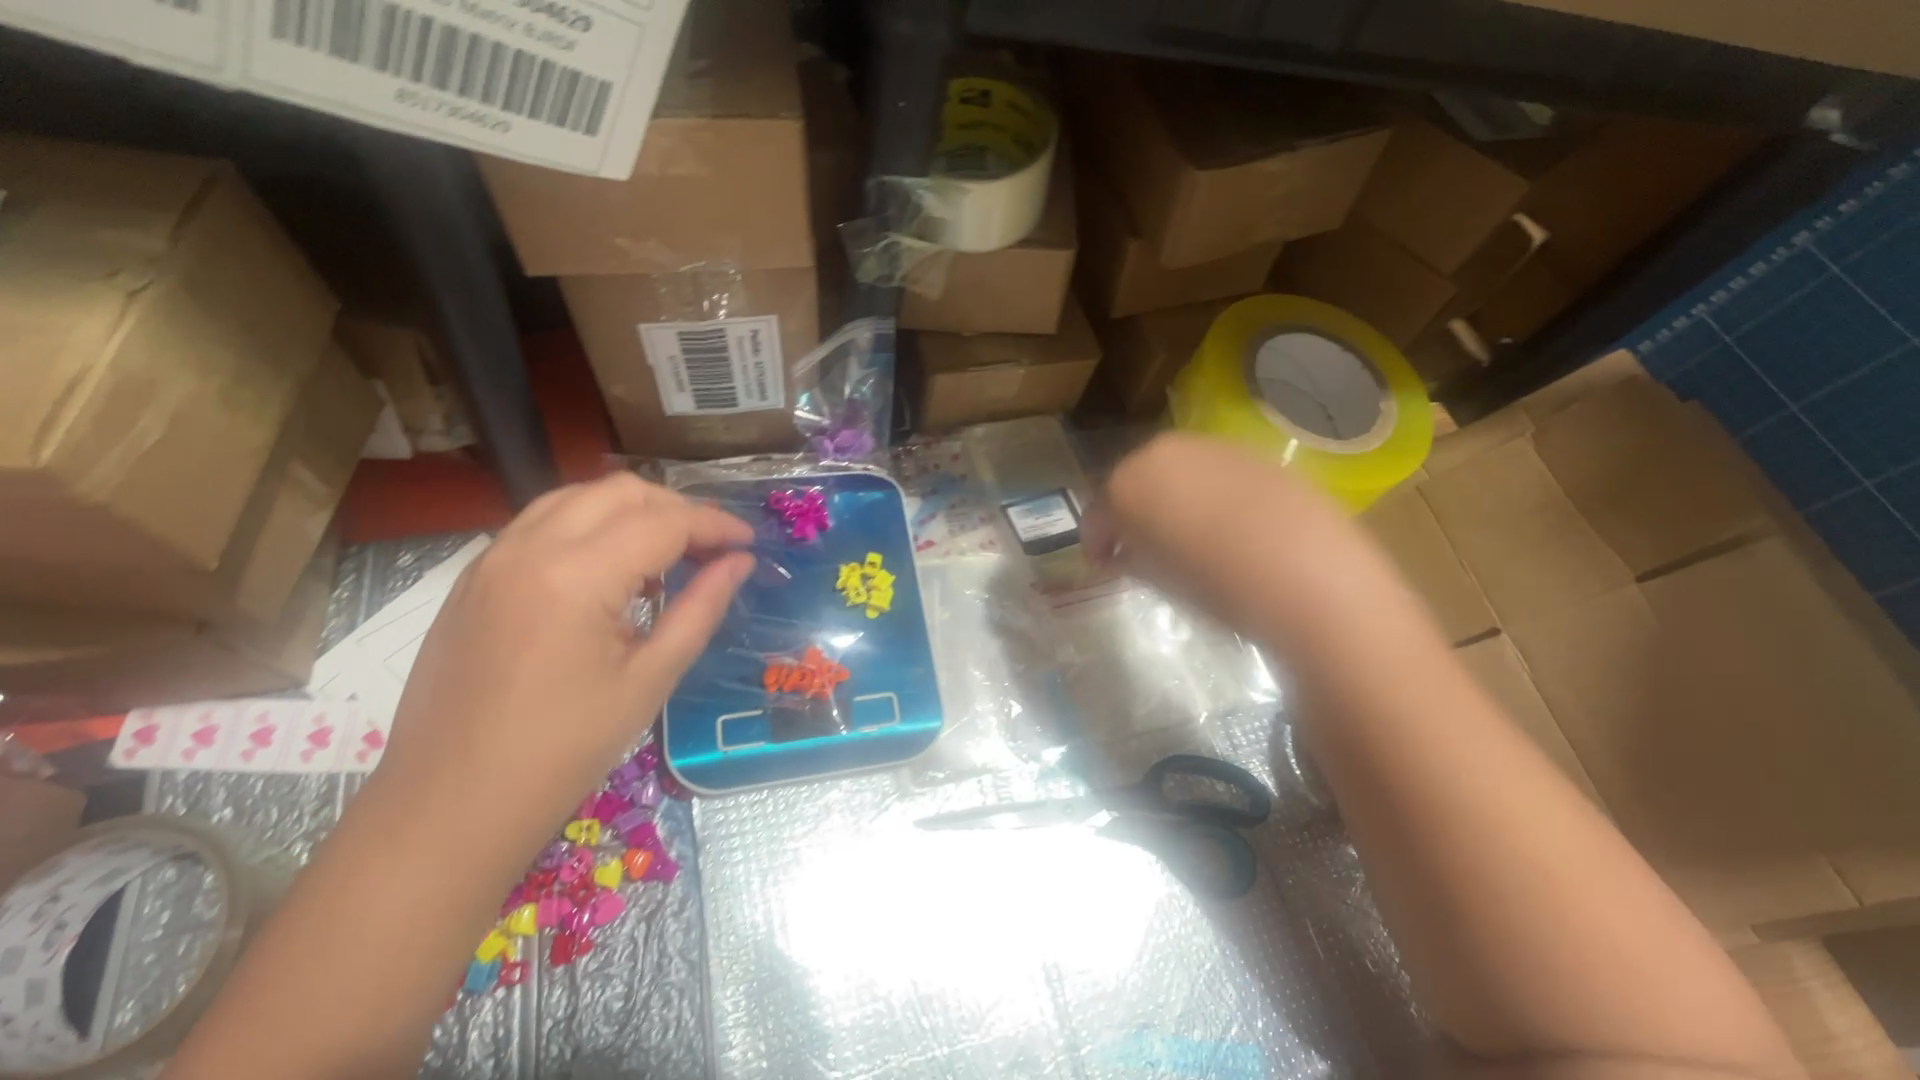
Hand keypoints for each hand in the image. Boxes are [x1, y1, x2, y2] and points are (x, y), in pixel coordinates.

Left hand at [381, 473, 753, 823]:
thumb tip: (739, 563)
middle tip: (711, 549)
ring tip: (664, 557)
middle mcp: (529, 547)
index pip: (664, 522)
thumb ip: (699, 610)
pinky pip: (541, 524)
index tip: (750, 544)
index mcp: (575, 576)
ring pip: (577, 497)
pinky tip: (608, 574)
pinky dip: (588, 528)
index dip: (715, 525)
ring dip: (630, 511)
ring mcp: (492, 557)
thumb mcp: (648, 682)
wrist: (450, 802)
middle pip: (621, 492)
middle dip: (676, 509)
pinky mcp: (474, 576)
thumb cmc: (562, 752)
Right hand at [1092, 433, 1404, 649]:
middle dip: (1133, 511)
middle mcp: (1165, 452)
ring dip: (1173, 499)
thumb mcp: (1159, 579)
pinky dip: (1212, 495)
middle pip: (1136, 480)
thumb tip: (1125, 552)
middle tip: (1141, 548)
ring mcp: (1213, 448)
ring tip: (1188, 537)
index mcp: (1128, 482)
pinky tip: (1229, 527)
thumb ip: (1132, 557)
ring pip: (1178, 472)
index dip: (1097, 541)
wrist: (1308, 573)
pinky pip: (1217, 474)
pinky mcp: (1256, 455)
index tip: (1103, 564)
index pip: (1099, 512)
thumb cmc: (1216, 585)